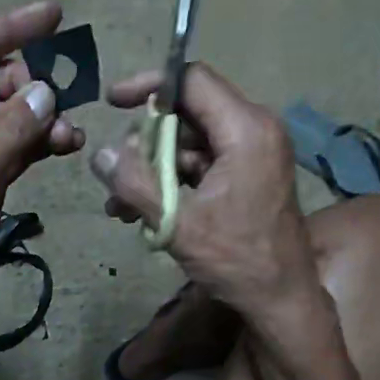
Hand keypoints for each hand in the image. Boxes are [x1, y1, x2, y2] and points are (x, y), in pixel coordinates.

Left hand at [0, 1, 83, 321]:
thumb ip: (8, 134)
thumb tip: (46, 90)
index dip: (11, 27)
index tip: (56, 16)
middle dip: (33, 82)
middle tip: (66, 99)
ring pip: (9, 110)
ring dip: (41, 114)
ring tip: (68, 136)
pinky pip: (15, 140)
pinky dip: (39, 140)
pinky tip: (64, 148)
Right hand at [90, 63, 317, 318]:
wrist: (279, 298)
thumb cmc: (235, 258)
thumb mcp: (176, 223)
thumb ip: (135, 184)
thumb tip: (100, 154)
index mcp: (246, 130)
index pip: (192, 81)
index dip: (148, 86)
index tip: (111, 102)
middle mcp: (252, 132)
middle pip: (185, 116)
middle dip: (143, 144)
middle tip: (114, 176)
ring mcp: (250, 155)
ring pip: (186, 145)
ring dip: (149, 171)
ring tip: (118, 206)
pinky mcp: (244, 178)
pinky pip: (197, 167)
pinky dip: (167, 184)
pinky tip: (137, 213)